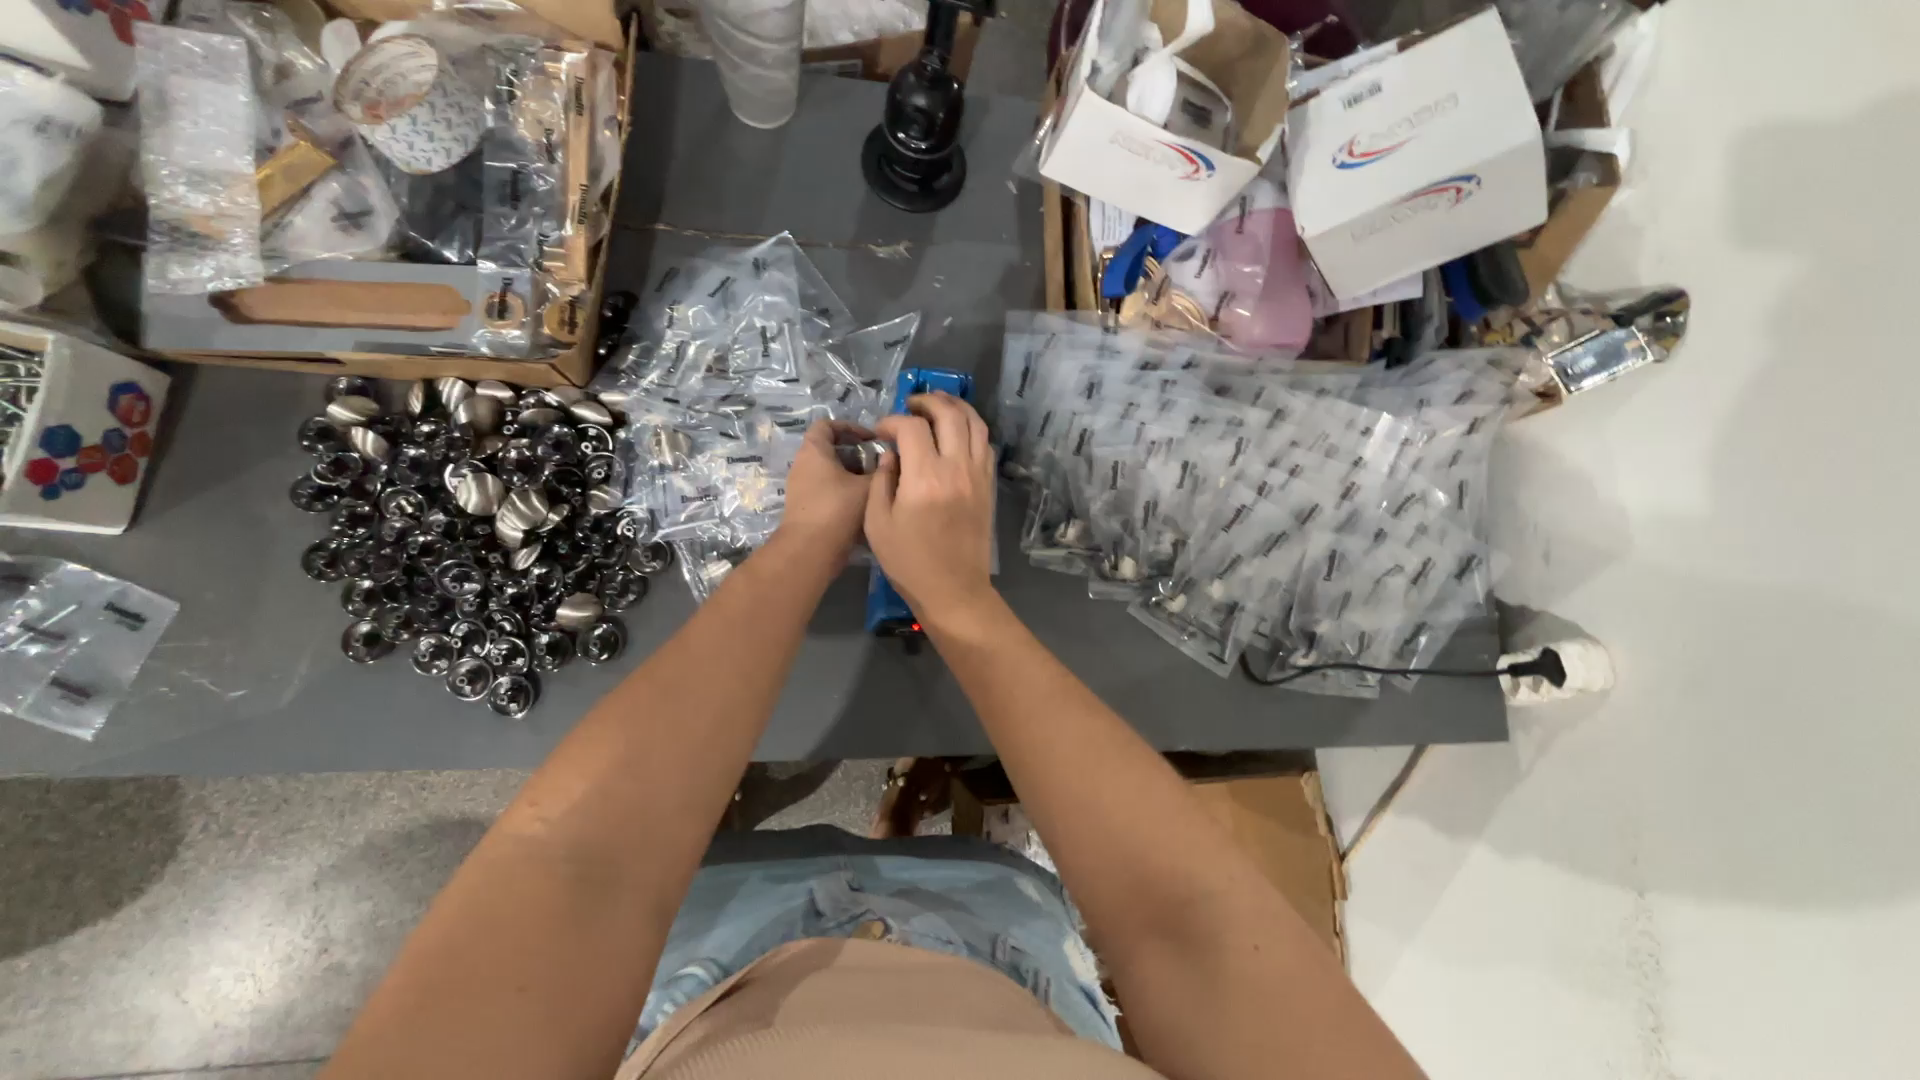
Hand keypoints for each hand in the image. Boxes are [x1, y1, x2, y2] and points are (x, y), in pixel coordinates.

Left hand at [776, 420, 874, 559]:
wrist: (810, 550)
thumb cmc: (838, 508)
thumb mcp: (867, 486)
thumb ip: (881, 471)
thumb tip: (890, 462)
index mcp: (813, 451)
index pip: (827, 425)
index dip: (850, 427)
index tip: (871, 439)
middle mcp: (802, 465)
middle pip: (830, 449)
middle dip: (856, 454)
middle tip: (878, 463)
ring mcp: (801, 487)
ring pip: (829, 471)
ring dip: (852, 474)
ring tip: (875, 485)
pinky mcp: (805, 506)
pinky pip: (826, 490)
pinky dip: (844, 491)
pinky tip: (864, 504)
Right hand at [866, 392, 997, 625]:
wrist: (953, 590)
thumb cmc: (909, 562)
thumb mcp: (877, 524)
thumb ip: (881, 482)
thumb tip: (890, 455)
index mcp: (925, 478)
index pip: (911, 428)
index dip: (892, 421)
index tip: (880, 432)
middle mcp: (956, 469)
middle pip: (949, 414)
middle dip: (927, 401)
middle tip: (910, 405)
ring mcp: (978, 475)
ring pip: (974, 423)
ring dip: (955, 407)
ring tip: (936, 406)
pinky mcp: (988, 486)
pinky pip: (985, 444)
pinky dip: (971, 428)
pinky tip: (956, 432)